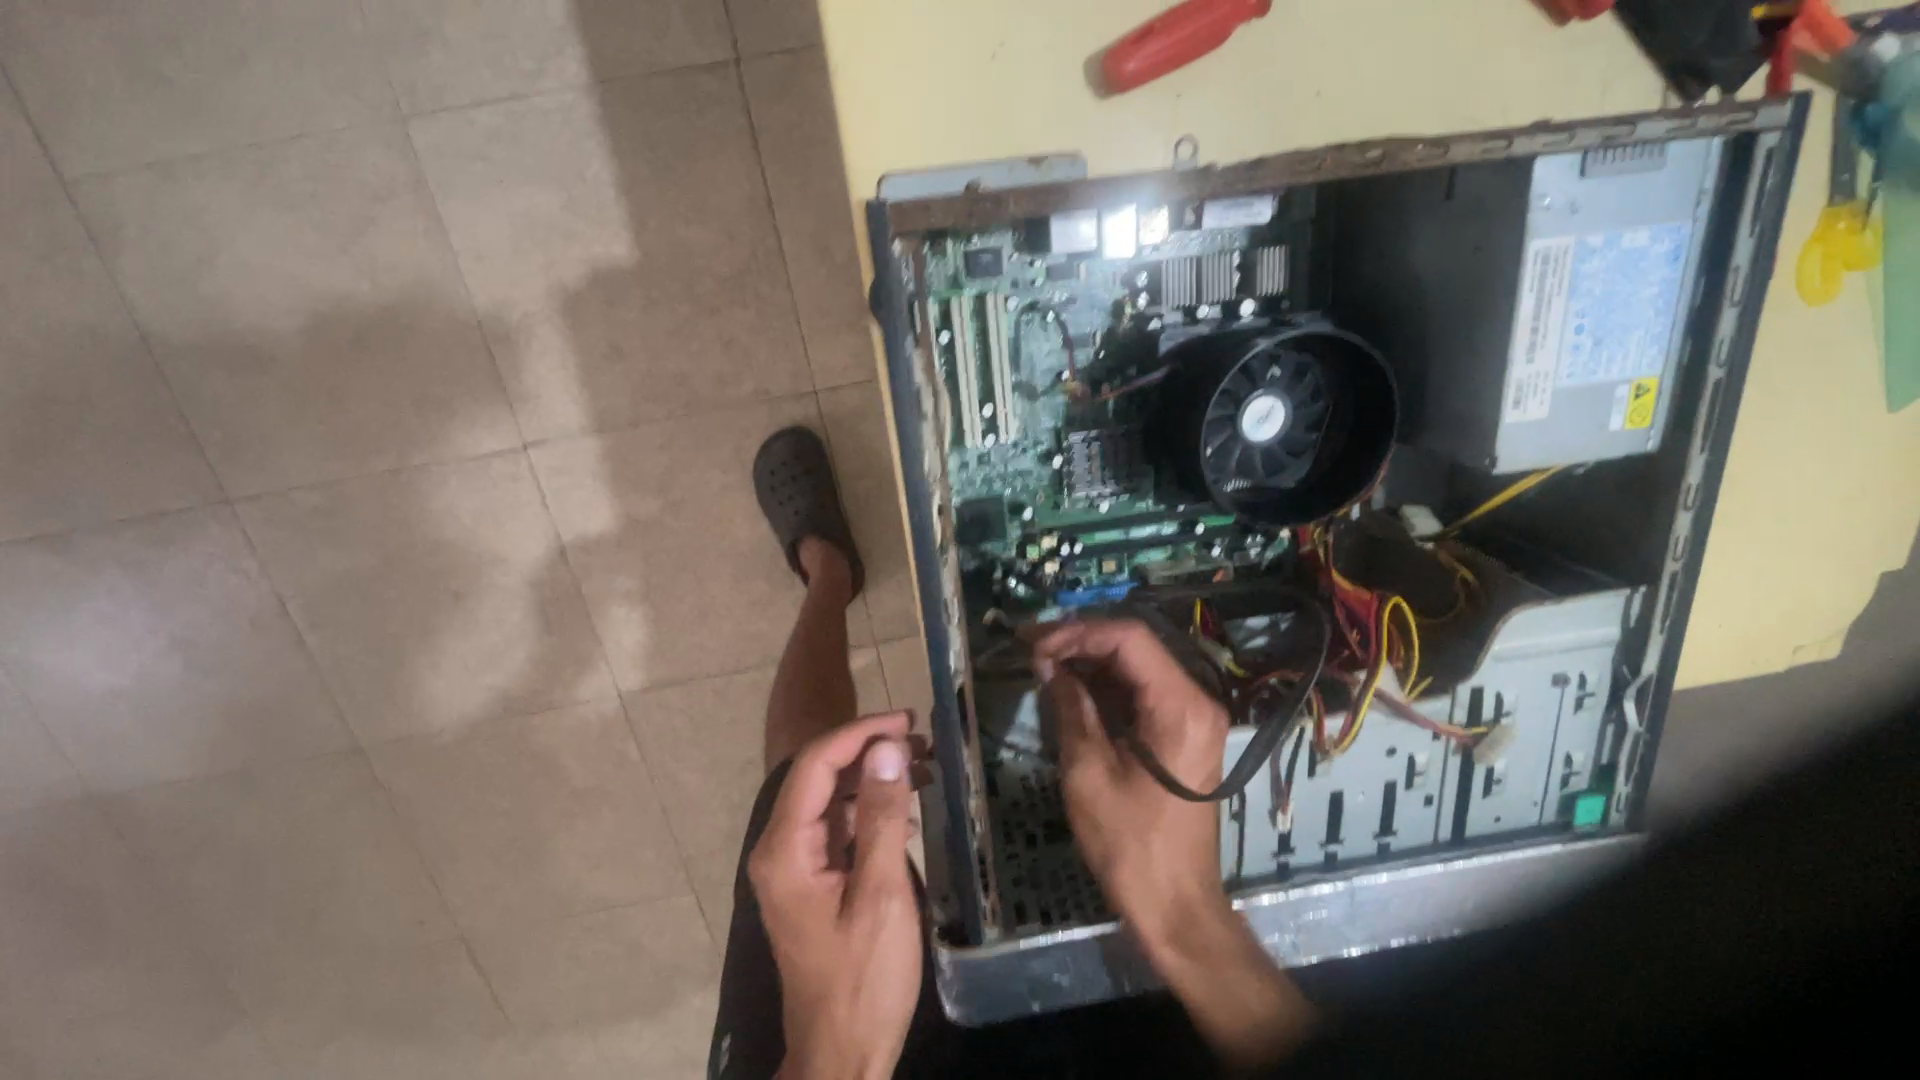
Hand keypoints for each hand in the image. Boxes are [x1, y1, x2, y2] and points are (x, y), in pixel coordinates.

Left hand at [748, 712, 920, 1079]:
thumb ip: (881, 817)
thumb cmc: (864, 977)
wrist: (842, 1050)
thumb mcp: (882, 894)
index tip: (907, 721)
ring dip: (872, 776)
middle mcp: (779, 848)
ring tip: (925, 767)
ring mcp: (794, 865)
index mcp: (785, 849)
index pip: (814, 764)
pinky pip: (837, 825)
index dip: (859, 732)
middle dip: (868, 749)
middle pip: (818, 775)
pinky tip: (908, 808)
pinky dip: (870, 808)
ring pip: (829, 797)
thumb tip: (886, 748)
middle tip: (923, 741)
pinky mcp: (812, 879)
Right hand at [1029, 617, 1229, 944]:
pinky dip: (1107, 687)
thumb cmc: (1129, 843)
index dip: (1077, 632)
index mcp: (1181, 706)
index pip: (1129, 638)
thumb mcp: (1087, 771)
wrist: (1175, 904)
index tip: (1034, 644)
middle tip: (1032, 647)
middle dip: (1081, 642)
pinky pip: (1143, 694)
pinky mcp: (1184, 734)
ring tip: (1043, 665)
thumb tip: (1049, 664)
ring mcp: (1194, 717)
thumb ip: (1070, 707)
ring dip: (1091, 663)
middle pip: (1136, 647)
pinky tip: (1071, 689)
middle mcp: (1196, 700)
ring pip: (1138, 668)